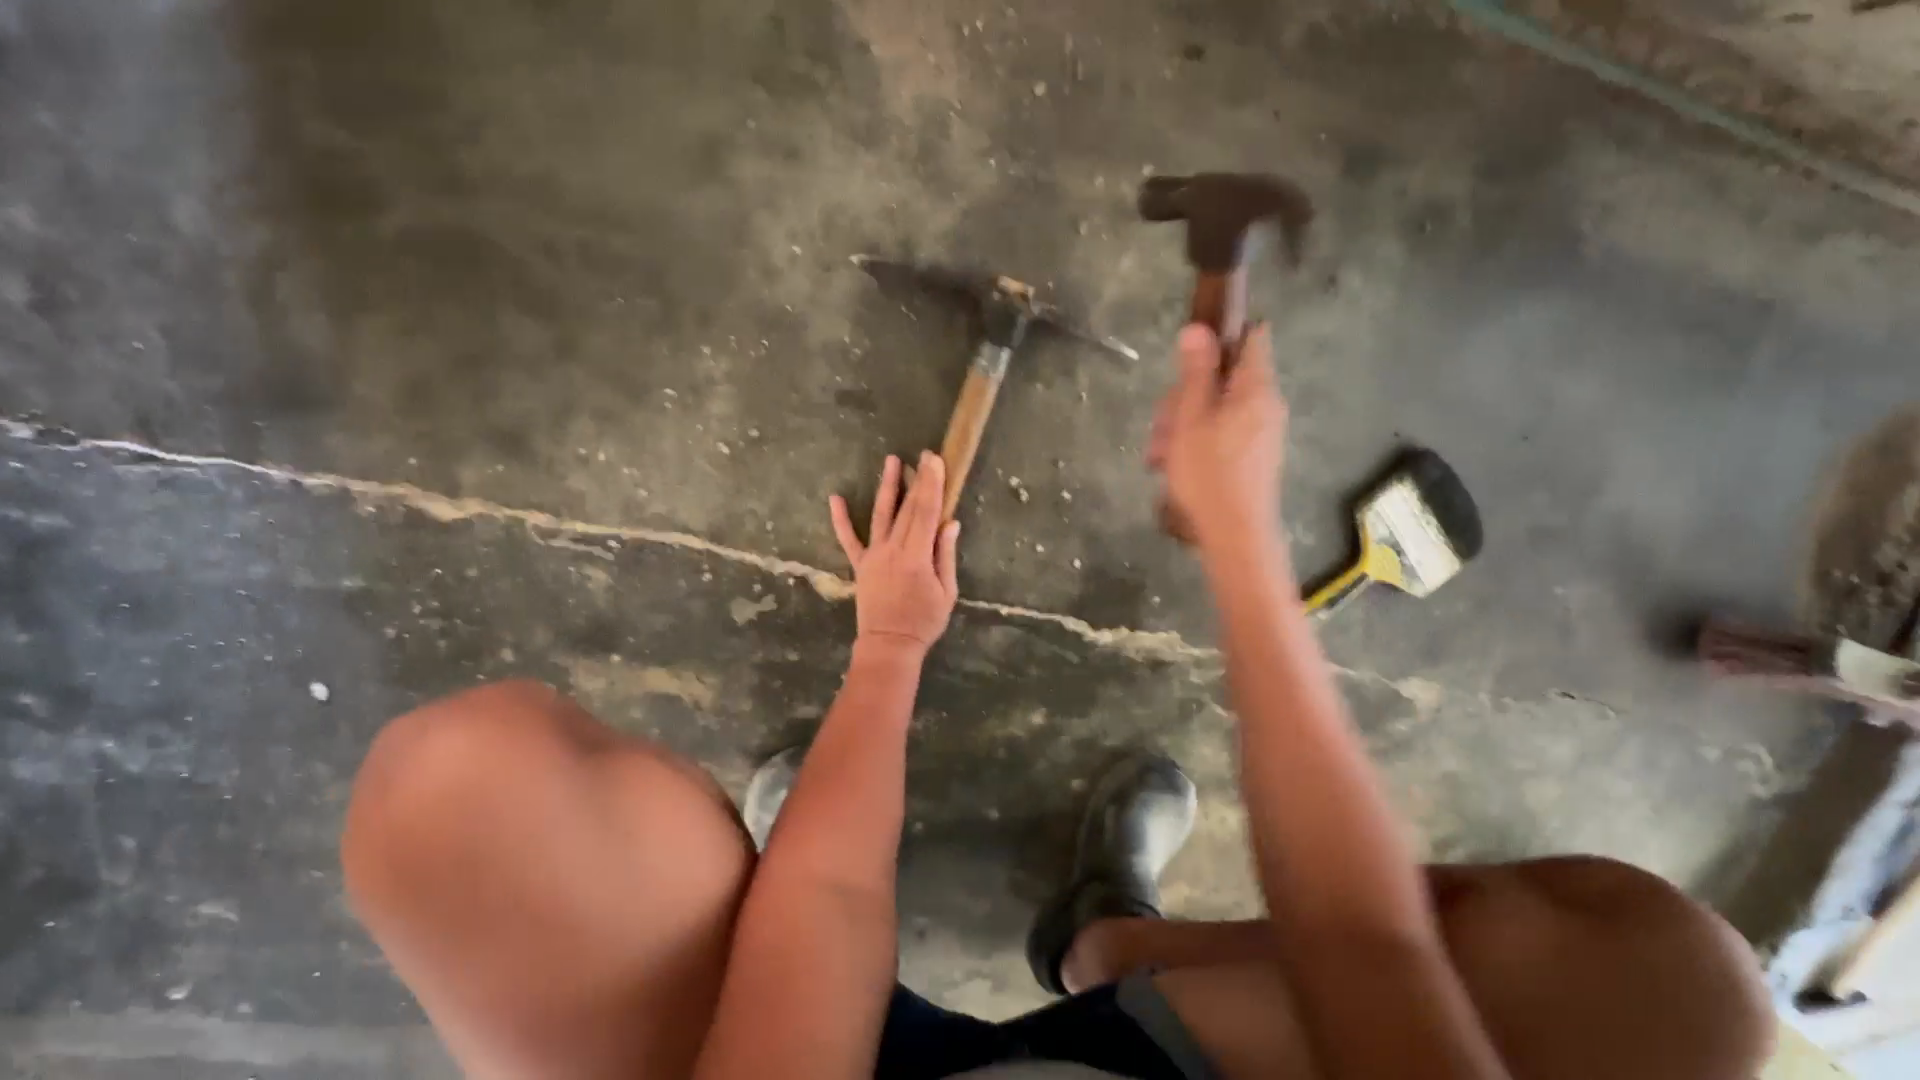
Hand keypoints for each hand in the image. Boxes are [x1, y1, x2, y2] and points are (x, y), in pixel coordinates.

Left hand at [828, 452, 960, 656]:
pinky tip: (835, 498)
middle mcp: (892, 550)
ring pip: (880, 515)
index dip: (932, 485)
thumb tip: (950, 523)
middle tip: (923, 455)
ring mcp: (873, 555)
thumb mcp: (946, 592)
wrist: (889, 645)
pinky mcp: (860, 565)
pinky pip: (848, 539)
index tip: (936, 461)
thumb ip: (945, 556)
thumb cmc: (923, 622)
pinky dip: (841, 519)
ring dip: (886, 486)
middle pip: (907, 508)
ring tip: (890, 461)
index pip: (926, 512)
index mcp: (916, 556)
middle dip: (917, 479)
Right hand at [1147, 323, 1287, 553]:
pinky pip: (1218, 435)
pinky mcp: (1250, 458)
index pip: (1251, 336)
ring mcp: (1259, 433)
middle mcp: (1264, 405)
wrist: (1235, 536)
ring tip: (1159, 457)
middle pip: (1221, 378)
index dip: (1220, 335)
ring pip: (1213, 410)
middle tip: (1161, 425)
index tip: (1187, 356)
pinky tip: (1172, 467)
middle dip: (1183, 397)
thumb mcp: (1192, 417)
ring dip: (1180, 426)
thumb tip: (1198, 328)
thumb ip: (1195, 372)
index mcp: (1255, 388)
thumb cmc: (1210, 474)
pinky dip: (1194, 445)